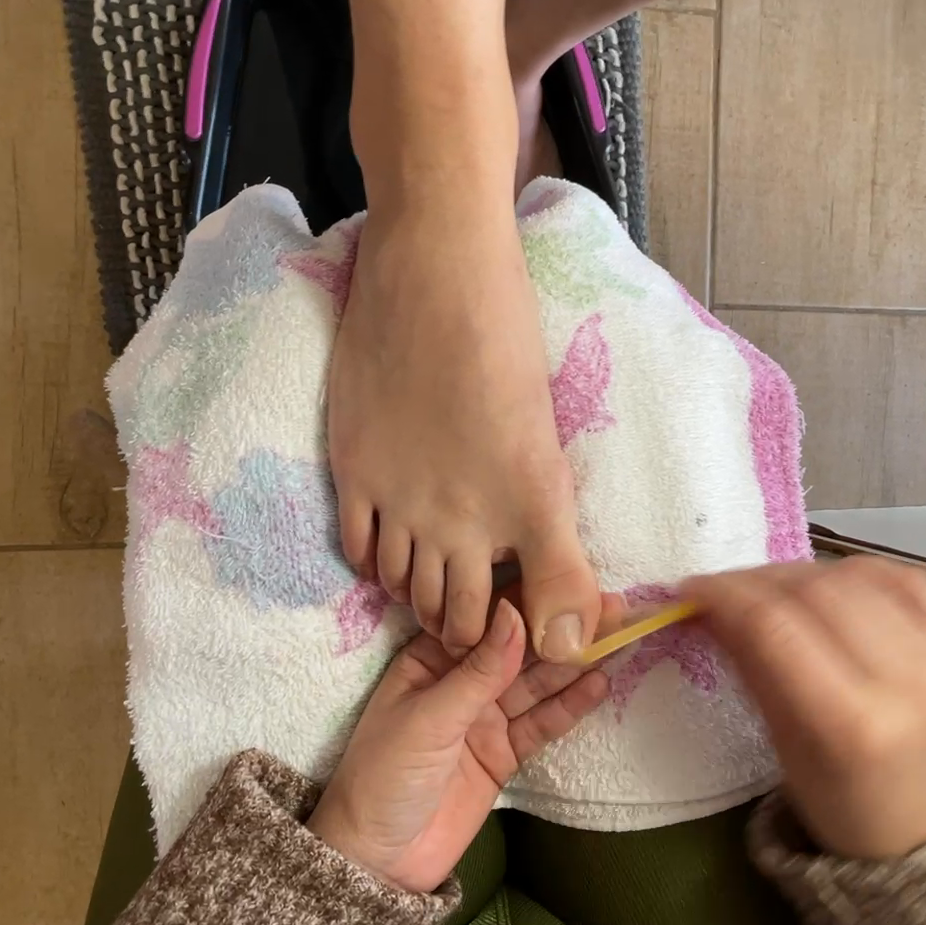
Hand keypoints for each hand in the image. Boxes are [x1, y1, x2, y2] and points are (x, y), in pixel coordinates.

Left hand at [308, 593, 622, 891]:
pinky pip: (541, 723)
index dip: (527, 600)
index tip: (568, 578)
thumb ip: (478, 671)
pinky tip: (600, 683)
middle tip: (612, 605)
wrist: (377, 860)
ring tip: (619, 637)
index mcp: (431, 659)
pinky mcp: (504, 752)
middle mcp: (463, 681)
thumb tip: (516, 612)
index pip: (486, 620)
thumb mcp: (429, 717)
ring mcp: (486, 717)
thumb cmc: (385, 775)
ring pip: (537, 684)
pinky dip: (570, 706)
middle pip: (519, 650)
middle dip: (561, 628)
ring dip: (574, 662)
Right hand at [329, 201, 601, 661]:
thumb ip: (559, 558)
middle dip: (467, 626)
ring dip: (421, 599)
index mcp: (512, 519)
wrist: (438, 277)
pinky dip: (376, 566)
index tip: (516, 627)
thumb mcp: (551, 460)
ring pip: (403, 583)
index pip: (507, 619)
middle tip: (475, 620)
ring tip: (435, 596)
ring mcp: (396, 498)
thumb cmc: (509, 351)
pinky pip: (358, 547)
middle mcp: (449, 524)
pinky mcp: (354, 469)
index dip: (513, 636)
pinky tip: (390, 559)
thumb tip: (570, 647)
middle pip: (450, 609)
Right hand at [682, 558, 925, 860]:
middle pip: (814, 592)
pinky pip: (905, 579)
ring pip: (855, 577)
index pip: (774, 626)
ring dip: (799, 572)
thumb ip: (749, 663)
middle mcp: (908, 684)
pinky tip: (828, 584)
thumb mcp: (780, 742)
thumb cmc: (840, 803)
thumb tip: (708, 605)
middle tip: (724, 588)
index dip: (725, 595)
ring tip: (772, 588)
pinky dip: (855, 571)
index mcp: (851, 725)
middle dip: (755, 579)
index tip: (692, 589)